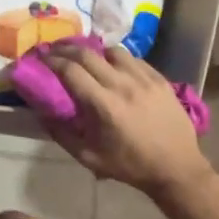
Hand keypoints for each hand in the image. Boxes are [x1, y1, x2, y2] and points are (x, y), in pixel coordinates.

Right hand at [39, 43, 214, 197]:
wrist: (177, 169)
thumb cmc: (130, 165)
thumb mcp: (88, 157)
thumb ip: (61, 133)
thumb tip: (41, 112)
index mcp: (103, 105)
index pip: (70, 70)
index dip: (51, 61)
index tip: (40, 59)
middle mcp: (123, 85)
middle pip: (87, 53)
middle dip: (65, 49)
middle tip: (54, 51)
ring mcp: (144, 80)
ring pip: (112, 51)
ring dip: (93, 51)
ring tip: (85, 57)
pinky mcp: (160, 80)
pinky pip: (133, 59)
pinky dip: (117, 58)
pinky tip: (113, 66)